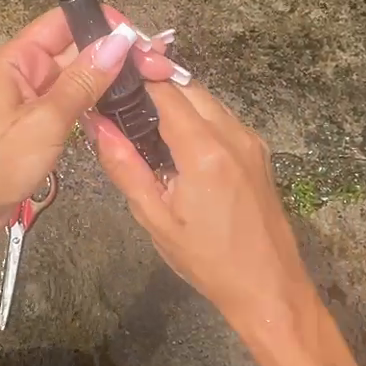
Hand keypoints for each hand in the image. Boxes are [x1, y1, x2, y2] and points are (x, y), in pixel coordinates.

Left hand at [0, 5, 180, 258]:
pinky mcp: (30, 122)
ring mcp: (24, 97)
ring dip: (106, 79)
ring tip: (149, 83)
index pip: (62, 21)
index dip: (102, 22)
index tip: (141, 39)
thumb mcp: (46, 120)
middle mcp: (19, 70)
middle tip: (159, 67)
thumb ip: (84, 81)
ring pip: (72, 76)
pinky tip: (120, 107)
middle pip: (72, 48)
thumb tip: (119, 41)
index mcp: (14, 58)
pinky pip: (65, 101)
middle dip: (112, 54)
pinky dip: (90, 102)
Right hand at [91, 78, 313, 322]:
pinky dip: (194, 116)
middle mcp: (232, 135)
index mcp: (204, 151)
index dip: (136, 76)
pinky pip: (220, 117)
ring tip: (140, 120)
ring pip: (206, 99)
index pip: (165, 91)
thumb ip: (124, 166)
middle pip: (188, 87)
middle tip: (118, 100)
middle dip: (153, 85)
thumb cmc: (207, 260)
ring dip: (175, 99)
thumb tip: (96, 124)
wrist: (269, 289)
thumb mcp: (154, 218)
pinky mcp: (257, 152)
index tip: (108, 77)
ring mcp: (250, 141)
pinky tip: (172, 140)